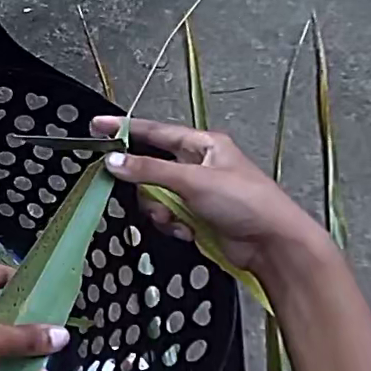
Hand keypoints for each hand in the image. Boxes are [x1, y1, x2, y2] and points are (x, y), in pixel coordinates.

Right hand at [91, 116, 330, 279]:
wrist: (271, 244)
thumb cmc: (247, 202)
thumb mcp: (192, 181)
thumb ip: (149, 170)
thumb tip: (115, 161)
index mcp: (203, 145)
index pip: (155, 132)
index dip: (125, 129)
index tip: (99, 126)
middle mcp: (198, 165)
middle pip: (150, 168)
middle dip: (146, 186)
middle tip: (143, 193)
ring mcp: (195, 191)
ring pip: (154, 196)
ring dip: (159, 210)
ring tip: (174, 218)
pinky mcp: (194, 214)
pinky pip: (165, 215)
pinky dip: (170, 224)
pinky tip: (186, 229)